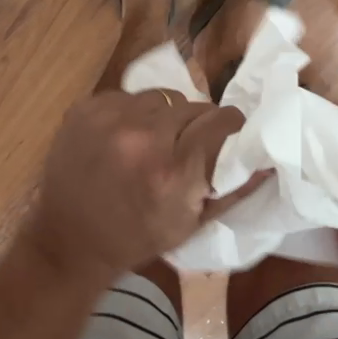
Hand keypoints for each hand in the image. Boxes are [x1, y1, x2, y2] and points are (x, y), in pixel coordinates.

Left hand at [25, 90, 267, 282]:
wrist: (68, 242)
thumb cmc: (137, 238)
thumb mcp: (192, 223)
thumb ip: (233, 188)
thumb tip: (269, 160)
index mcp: (172, 169)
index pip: (221, 120)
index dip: (230, 126)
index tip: (229, 134)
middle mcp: (141, 135)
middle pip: (192, 105)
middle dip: (196, 123)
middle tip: (188, 144)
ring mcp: (108, 117)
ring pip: (160, 96)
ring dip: (164, 115)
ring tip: (155, 140)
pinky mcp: (85, 108)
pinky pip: (126, 96)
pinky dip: (131, 114)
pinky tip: (124, 139)